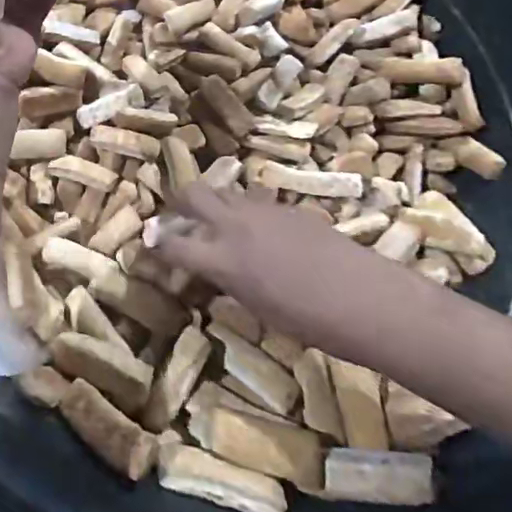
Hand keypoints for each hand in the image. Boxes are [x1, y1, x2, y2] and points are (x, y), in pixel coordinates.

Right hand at [155, 182, 411, 350]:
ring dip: (214, 201)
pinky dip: (246, 208)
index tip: (147, 241)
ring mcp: (263, 208)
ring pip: (224, 190)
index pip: (173, 245)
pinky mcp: (288, 205)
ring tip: (218, 220)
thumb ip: (229, 283)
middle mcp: (235, 224)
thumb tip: (215, 274)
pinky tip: (260, 228)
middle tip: (178, 217)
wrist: (364, 297)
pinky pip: (255, 198)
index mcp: (221, 259)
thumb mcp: (257, 309)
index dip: (155, 243)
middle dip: (178, 202)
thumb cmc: (309, 322)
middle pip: (192, 194)